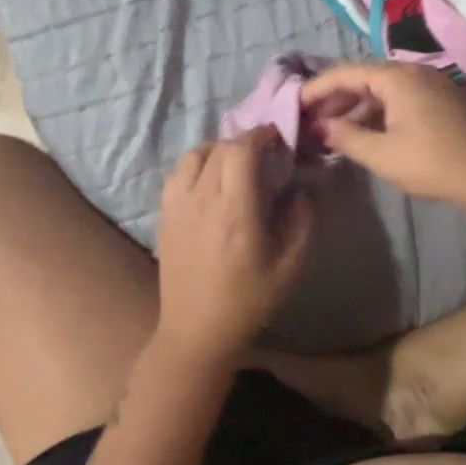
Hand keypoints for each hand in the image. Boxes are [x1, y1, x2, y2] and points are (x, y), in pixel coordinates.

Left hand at [154, 128, 314, 357]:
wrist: (197, 329)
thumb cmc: (248, 299)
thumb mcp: (290, 264)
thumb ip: (301, 218)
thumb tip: (300, 186)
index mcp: (235, 208)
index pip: (242, 149)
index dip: (261, 135)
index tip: (278, 138)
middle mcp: (202, 198)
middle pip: (220, 147)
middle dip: (244, 141)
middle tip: (264, 152)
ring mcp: (177, 204)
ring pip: (194, 155)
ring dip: (218, 149)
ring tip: (235, 163)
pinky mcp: (164, 214)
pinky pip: (178, 173)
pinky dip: (197, 165)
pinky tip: (210, 182)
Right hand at [299, 62, 465, 204]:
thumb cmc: (432, 163)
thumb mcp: (382, 155)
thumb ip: (346, 137)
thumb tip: (319, 127)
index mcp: (397, 78)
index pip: (346, 72)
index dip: (317, 88)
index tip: (295, 104)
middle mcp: (415, 71)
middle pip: (365, 76)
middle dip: (336, 98)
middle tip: (312, 119)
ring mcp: (434, 83)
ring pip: (385, 88)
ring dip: (358, 107)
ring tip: (336, 131)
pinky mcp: (445, 99)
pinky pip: (403, 97)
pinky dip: (380, 111)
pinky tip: (369, 133)